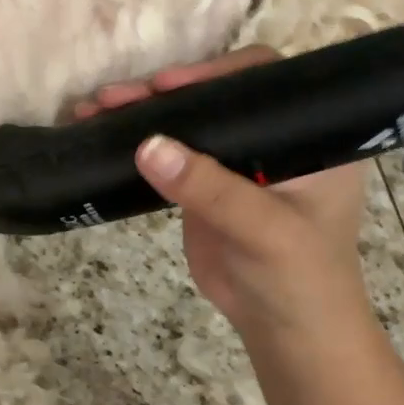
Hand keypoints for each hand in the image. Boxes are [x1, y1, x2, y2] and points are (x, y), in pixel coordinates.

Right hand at [72, 46, 373, 340]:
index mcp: (309, 136)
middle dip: (161, 92)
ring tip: (94, 109)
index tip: (170, 84)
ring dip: (139, 112)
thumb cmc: (299, 278)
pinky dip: (133, 141)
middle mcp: (272, 140)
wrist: (285, 331)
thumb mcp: (264, 230)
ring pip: (183, 122)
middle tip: (114, 96)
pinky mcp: (201, 184)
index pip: (266, 79)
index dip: (218, 73)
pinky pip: (165, 152)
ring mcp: (234, 162)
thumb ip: (211, 189)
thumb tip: (147, 145)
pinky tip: (100, 133)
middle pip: (212, 97)